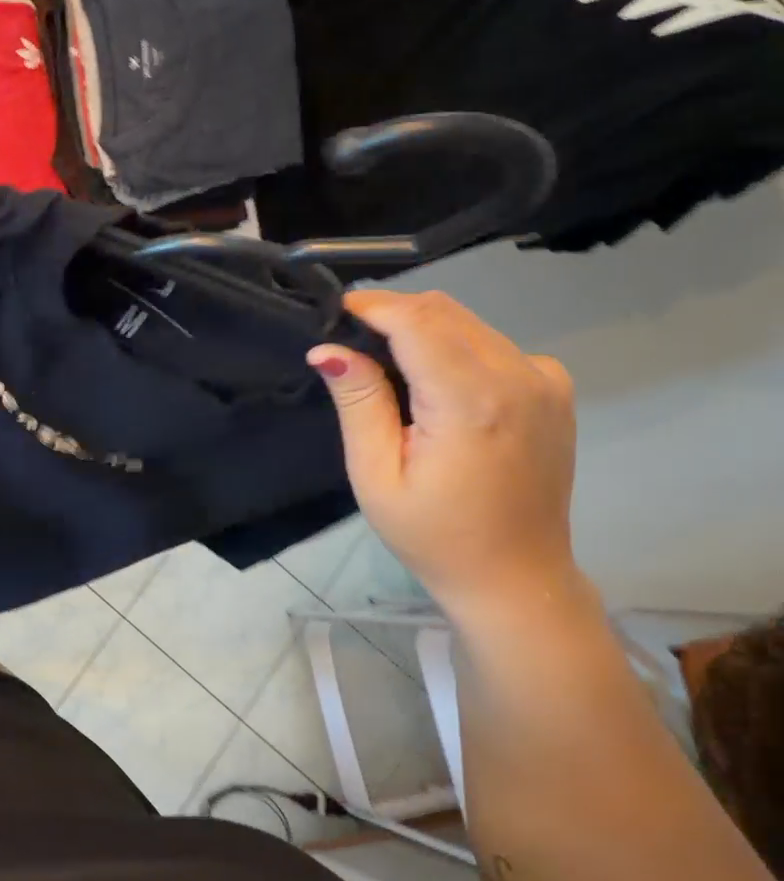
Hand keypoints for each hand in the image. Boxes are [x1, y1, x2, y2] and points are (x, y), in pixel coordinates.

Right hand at [308, 290, 580, 614]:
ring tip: (378, 365)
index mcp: (471, 401)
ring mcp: (545, 380)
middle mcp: (519, 377)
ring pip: (470, 324)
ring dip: (420, 330)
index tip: (329, 313)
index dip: (370, 307)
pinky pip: (493, 345)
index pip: (418, 321)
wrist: (515, 574)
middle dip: (391, 314)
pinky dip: (453, 347)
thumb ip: (359, 403)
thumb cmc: (432, 533)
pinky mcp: (553, 389)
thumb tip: (327, 349)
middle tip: (344, 341)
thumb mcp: (375, 473)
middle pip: (445, 312)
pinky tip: (429, 385)